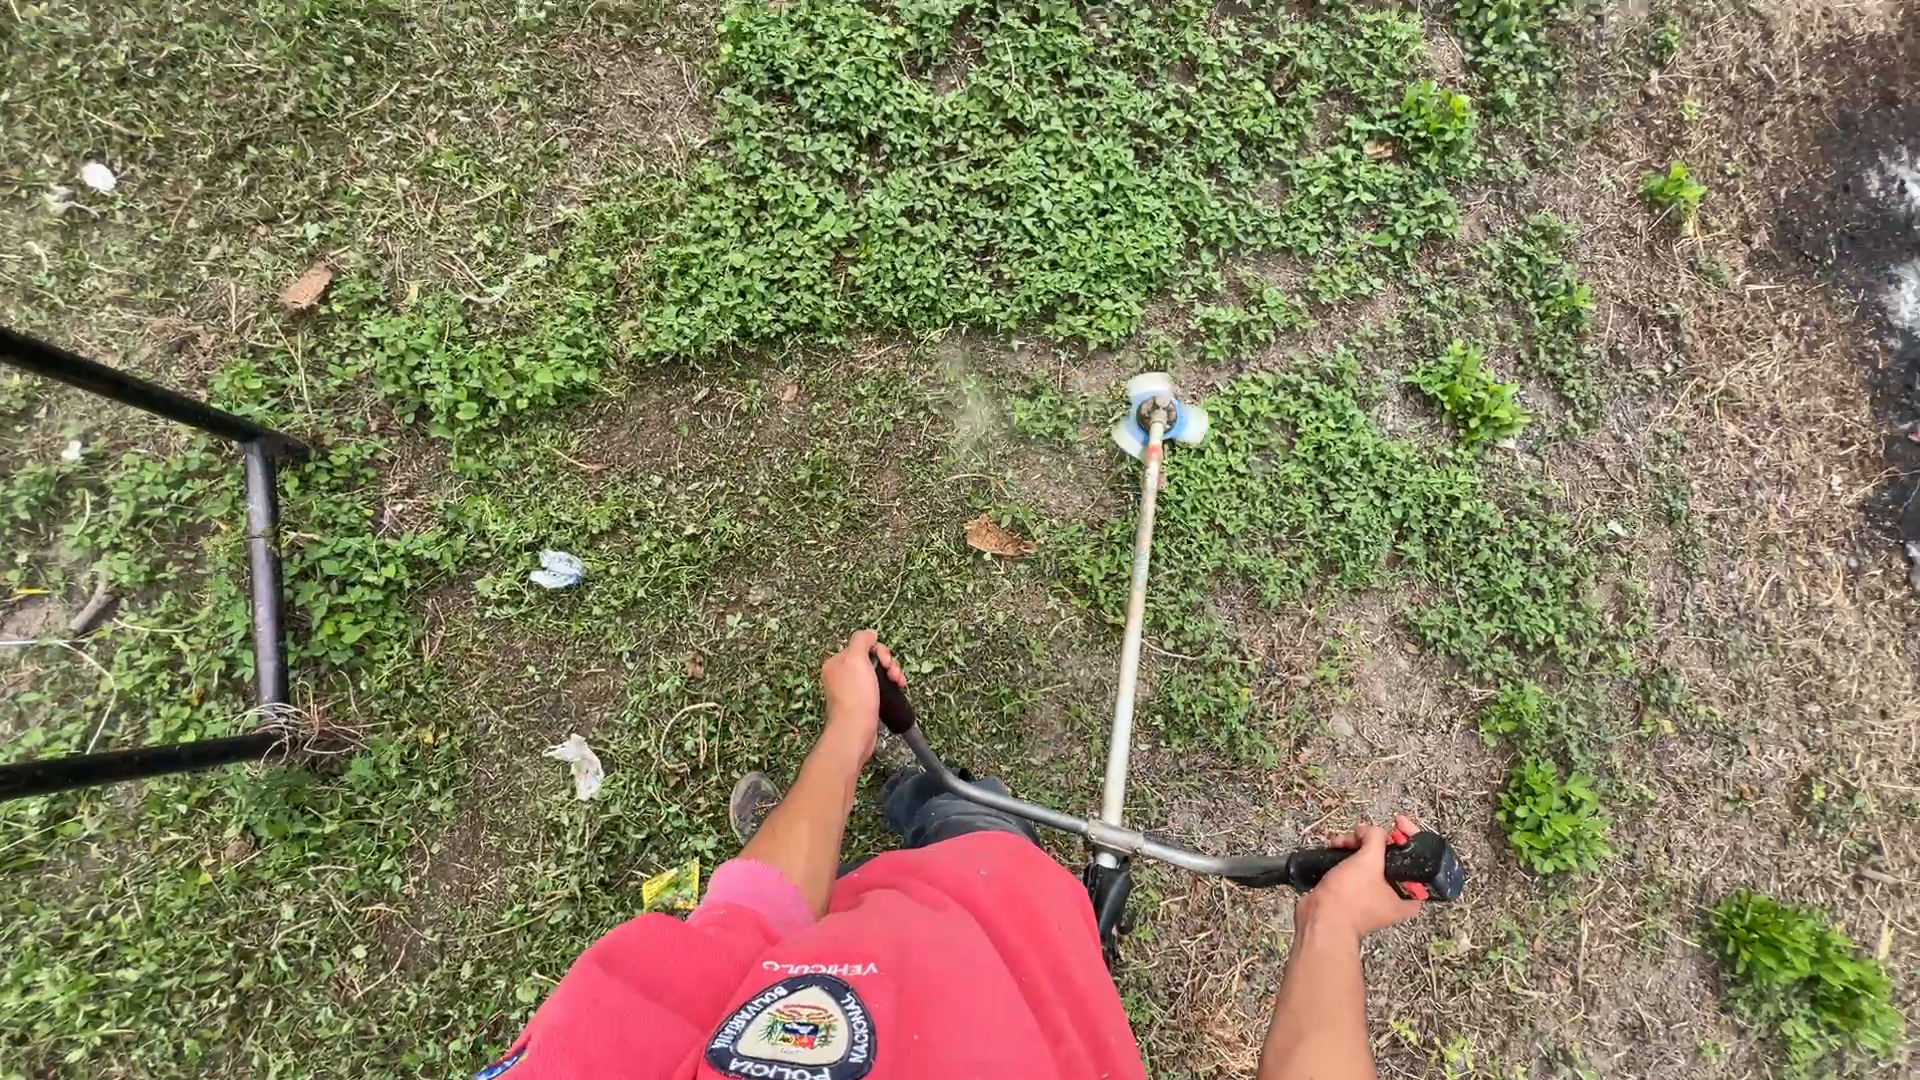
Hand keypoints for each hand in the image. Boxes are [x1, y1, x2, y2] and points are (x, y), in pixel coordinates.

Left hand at [817, 630, 904, 767]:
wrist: (856, 730)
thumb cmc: (855, 696)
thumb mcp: (856, 658)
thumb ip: (861, 640)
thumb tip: (870, 633)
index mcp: (837, 662)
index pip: (863, 646)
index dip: (879, 651)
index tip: (885, 662)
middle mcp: (842, 675)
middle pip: (871, 659)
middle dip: (888, 664)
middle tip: (893, 674)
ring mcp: (852, 690)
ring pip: (877, 674)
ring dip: (892, 675)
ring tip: (899, 683)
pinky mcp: (863, 703)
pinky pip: (878, 688)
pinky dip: (889, 688)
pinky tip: (896, 691)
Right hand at [1294, 813, 1425, 941]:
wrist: (1321, 918)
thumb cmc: (1349, 898)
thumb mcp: (1368, 862)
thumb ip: (1375, 839)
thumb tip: (1371, 831)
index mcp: (1411, 894)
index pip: (1418, 857)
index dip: (1408, 835)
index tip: (1396, 821)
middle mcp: (1396, 893)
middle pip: (1390, 854)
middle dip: (1371, 839)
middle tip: (1358, 834)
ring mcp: (1375, 892)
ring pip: (1370, 857)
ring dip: (1355, 844)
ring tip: (1339, 842)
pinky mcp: (1355, 890)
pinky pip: (1356, 864)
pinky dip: (1347, 853)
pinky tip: (1335, 848)